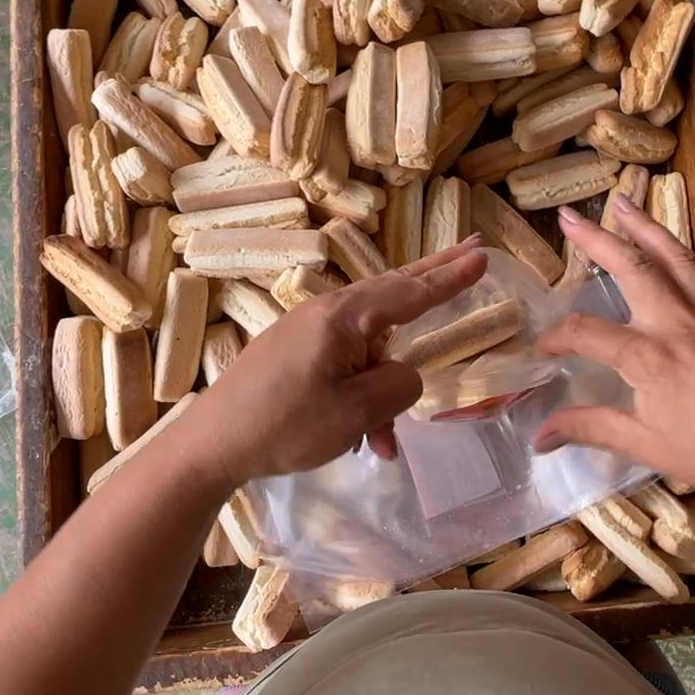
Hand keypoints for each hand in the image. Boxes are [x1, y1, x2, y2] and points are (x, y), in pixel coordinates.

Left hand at [185, 238, 488, 486]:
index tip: (483, 255)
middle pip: (392, 292)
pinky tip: (356, 439)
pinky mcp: (293, 353)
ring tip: (380, 443)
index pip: (410, 292)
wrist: (211, 444)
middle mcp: (326, 314)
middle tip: (471, 250)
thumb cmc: (285, 425)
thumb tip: (403, 373)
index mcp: (343, 318)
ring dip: (382, 391)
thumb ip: (397, 385)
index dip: (450, 278)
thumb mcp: (356, 412)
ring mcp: (307, 332)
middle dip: (434, 278)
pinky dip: (358, 395)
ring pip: (367, 348)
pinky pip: (344, 364)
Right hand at [535, 199, 694, 517]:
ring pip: (674, 259)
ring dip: (646, 227)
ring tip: (621, 202)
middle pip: (631, 270)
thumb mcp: (644, 445)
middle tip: (568, 218)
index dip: (556, 339)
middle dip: (596, 240)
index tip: (543, 353)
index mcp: (648, 357)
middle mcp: (676, 323)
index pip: (585, 333)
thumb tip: (539, 437)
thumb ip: (589, 429)